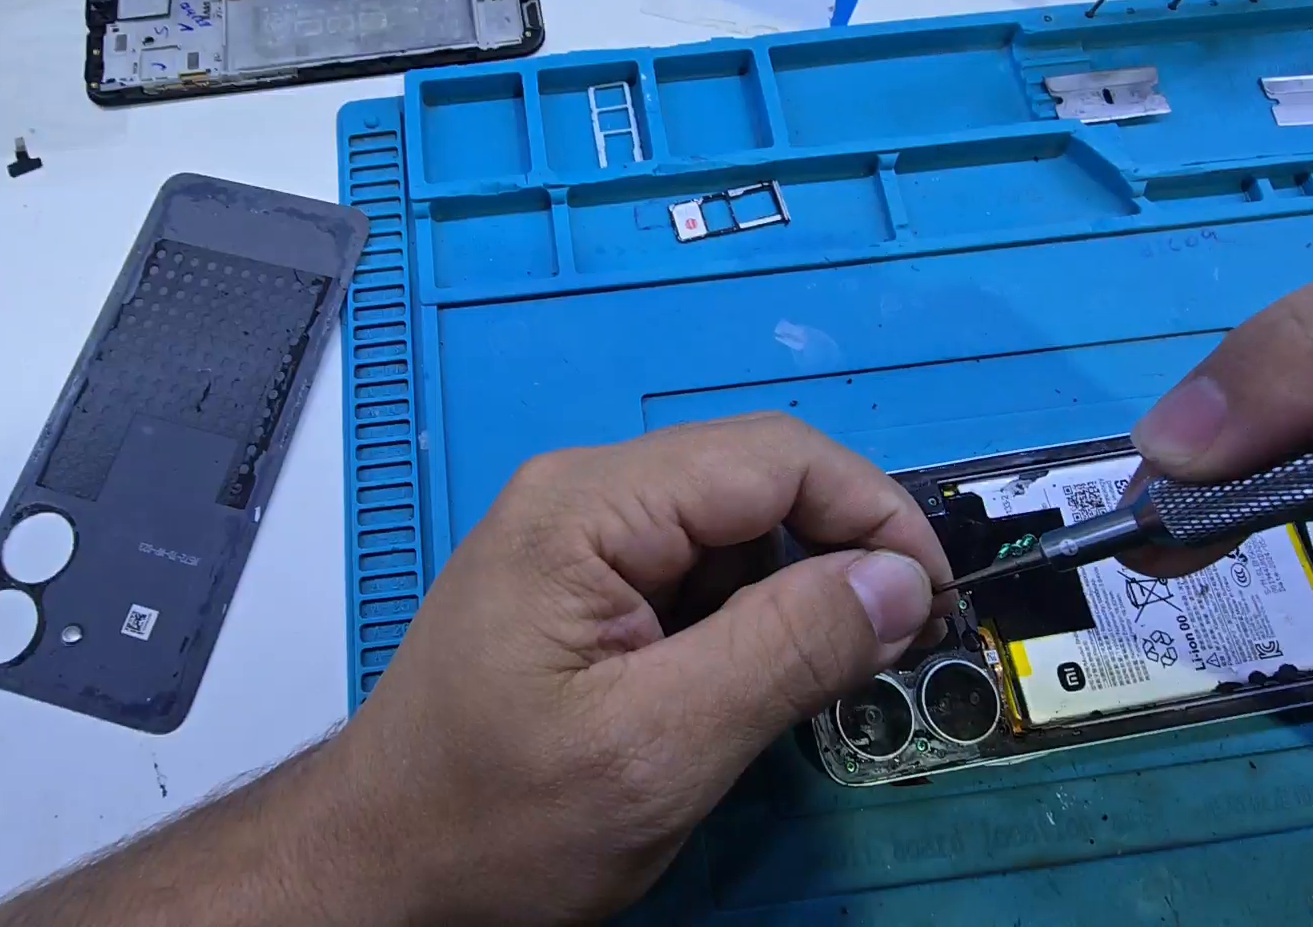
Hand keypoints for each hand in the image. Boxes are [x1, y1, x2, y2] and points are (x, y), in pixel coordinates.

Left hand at [0, 415, 951, 926]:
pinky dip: (742, 603)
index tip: (928, 599)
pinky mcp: (580, 567)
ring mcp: (576, 525)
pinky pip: (690, 556)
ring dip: (789, 582)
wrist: (384, 855)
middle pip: (748, 476)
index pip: (769, 456)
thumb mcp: (658, 748)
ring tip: (805, 672)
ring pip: (726, 519)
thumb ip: (785, 651)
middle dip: (834, 545)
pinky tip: (736, 669)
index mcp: (589, 505)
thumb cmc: (500, 816)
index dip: (868, 510)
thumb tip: (901, 580)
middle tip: (883, 642)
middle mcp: (582, 489)